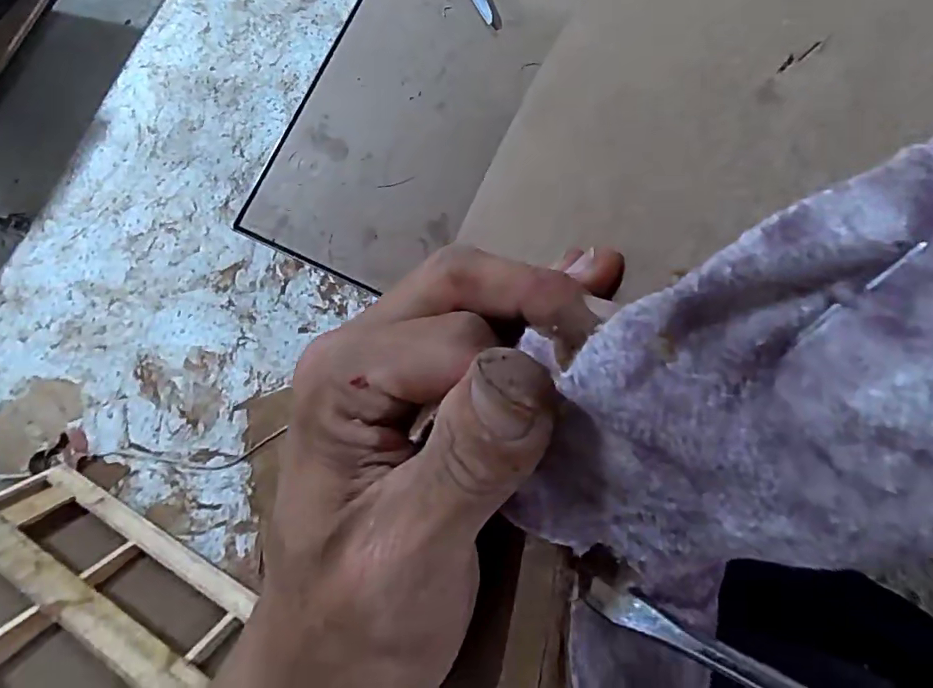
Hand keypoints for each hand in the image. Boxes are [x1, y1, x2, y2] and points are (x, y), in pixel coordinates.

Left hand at [217, 244, 624, 687]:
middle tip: (601, 320)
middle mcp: (357, 347)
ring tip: (599, 286)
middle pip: (457, 283)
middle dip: (534, 292)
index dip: (523, 355)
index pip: (454, 336)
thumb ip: (467, 460)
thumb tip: (526, 373)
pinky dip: (529, 311)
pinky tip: (571, 290)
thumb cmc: (358, 618)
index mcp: (340, 378)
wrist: (331, 660)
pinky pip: (476, 322)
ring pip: (471, 293)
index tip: (588, 387)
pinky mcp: (415, 377)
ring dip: (537, 295)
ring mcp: (385, 357)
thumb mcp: (413, 550)